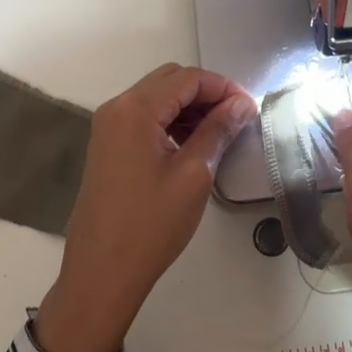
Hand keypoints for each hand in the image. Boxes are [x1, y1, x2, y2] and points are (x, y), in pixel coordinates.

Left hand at [34, 64, 256, 351]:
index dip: (223, 87)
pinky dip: (170, 121)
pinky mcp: (107, 146)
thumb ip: (218, 130)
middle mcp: (116, 108)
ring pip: (156, 97)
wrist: (101, 273)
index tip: (250, 108)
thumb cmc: (151, 225)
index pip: (188, 78)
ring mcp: (108, 127)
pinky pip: (144, 117)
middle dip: (206, 93)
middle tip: (235, 119)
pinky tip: (190, 145)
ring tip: (218, 134)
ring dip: (188, 107)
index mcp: (135, 110)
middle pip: (170, 80)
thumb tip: (241, 104)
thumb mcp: (194, 174)